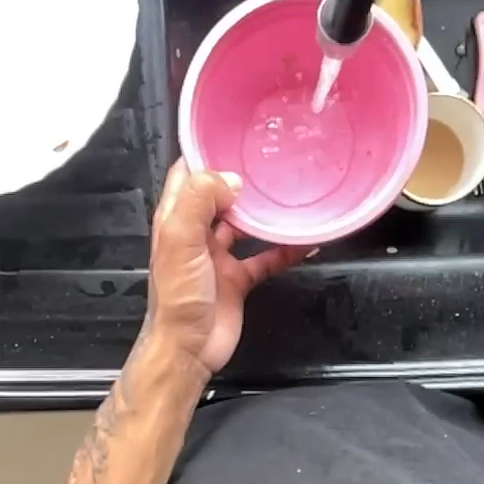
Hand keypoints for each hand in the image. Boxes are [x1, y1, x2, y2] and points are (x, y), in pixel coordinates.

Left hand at [144, 161, 312, 373]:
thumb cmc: (177, 298)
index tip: (233, 135)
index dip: (206, 154)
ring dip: (266, 213)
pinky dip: (286, 250)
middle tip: (272, 160)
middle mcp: (196, 234)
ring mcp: (218, 256)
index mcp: (176, 219)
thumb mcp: (180, 240)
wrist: (188, 348)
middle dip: (242, 178)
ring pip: (246, 225)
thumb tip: (230, 179)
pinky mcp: (238, 279)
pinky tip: (307, 241)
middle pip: (220, 196)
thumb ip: (199, 201)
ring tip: (292, 193)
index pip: (187, 174)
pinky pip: (266, 258)